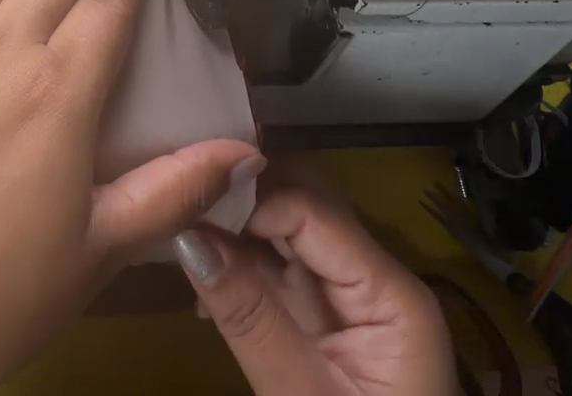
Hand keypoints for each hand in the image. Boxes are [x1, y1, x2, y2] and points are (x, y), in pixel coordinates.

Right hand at [175, 180, 458, 395]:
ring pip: (286, 221)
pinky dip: (237, 255)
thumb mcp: (302, 395)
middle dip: (242, 195)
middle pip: (305, 199)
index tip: (188, 208)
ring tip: (183, 229)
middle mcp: (373, 272)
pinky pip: (276, 257)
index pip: (312, 210)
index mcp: (390, 291)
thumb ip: (250, 318)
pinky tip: (203, 273)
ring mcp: (346, 288)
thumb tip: (187, 237)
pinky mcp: (321, 306)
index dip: (250, 201)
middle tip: (182, 204)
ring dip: (234, 222)